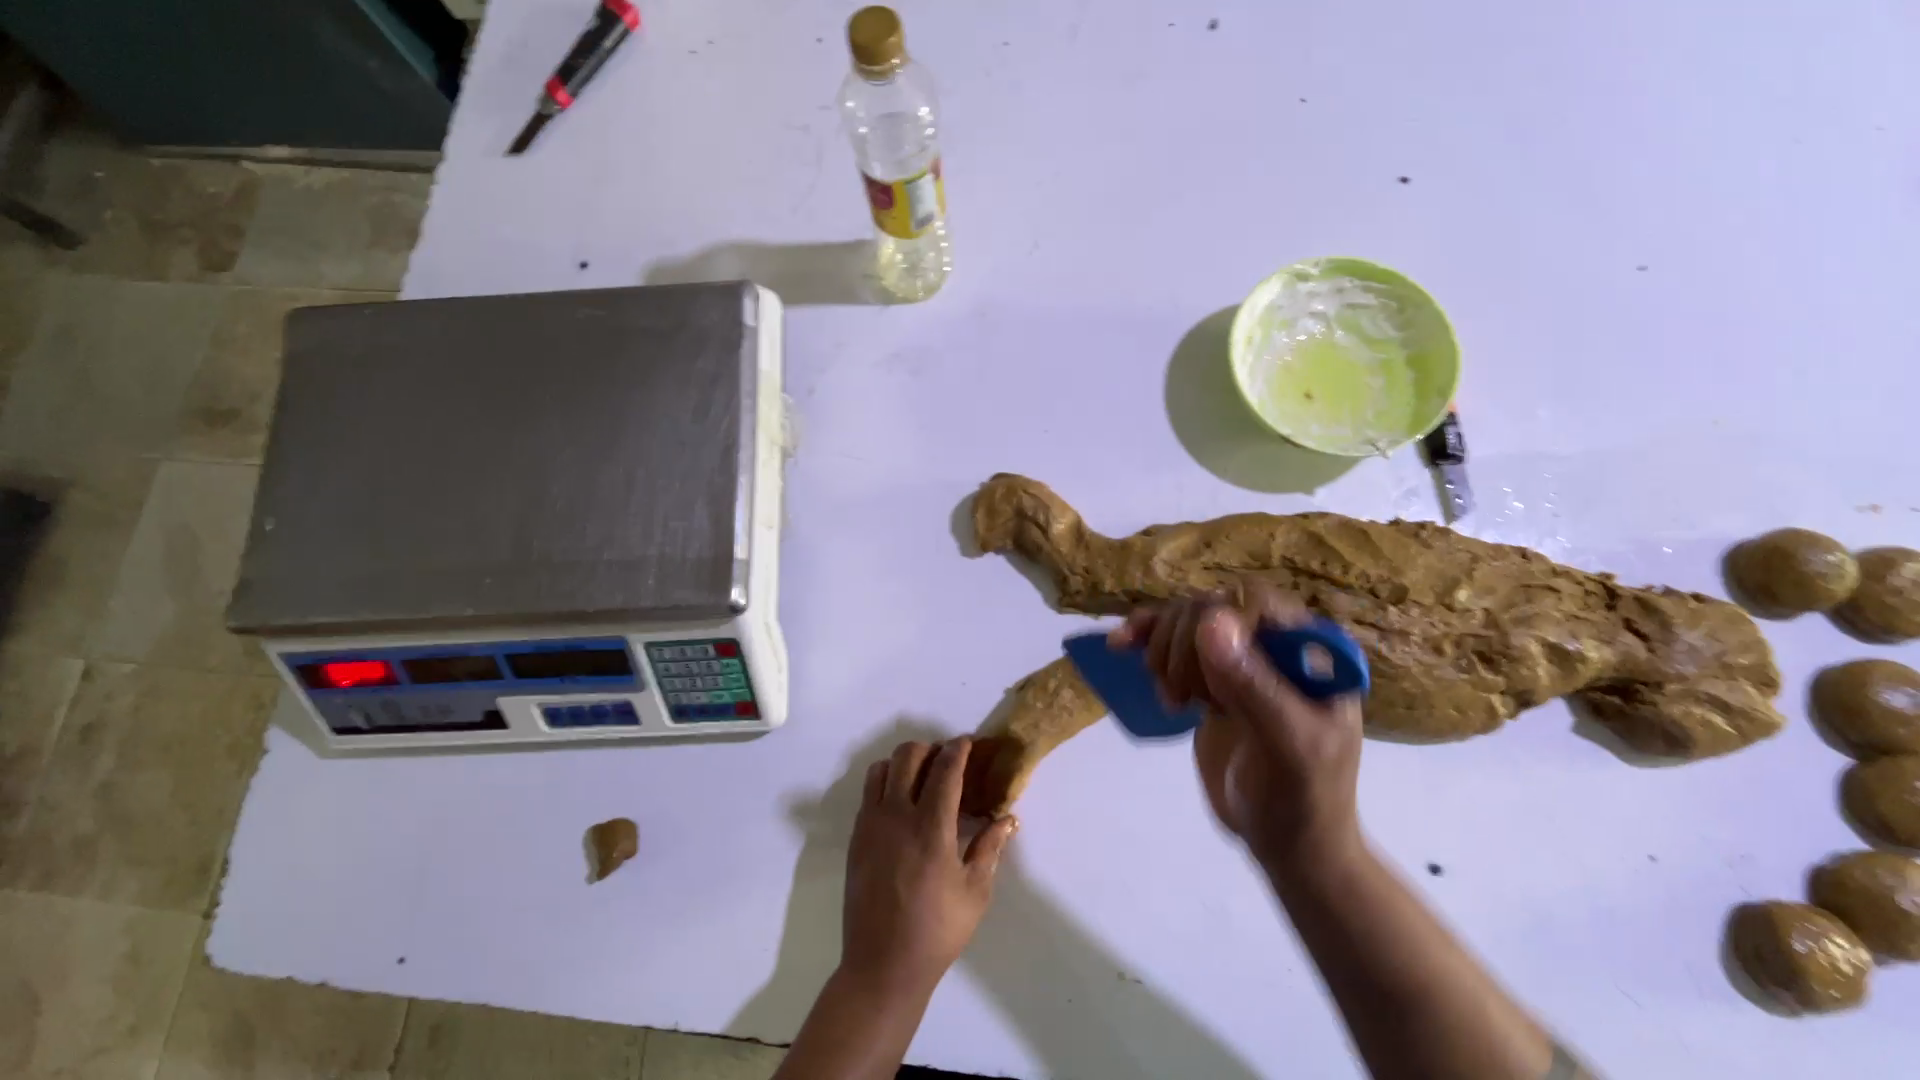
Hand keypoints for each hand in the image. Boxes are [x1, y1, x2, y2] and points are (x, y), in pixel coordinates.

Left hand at [841, 738, 1017, 993]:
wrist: (883, 964)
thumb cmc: (937, 931)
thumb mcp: (975, 891)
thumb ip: (990, 847)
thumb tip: (1008, 818)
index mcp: (930, 827)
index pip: (945, 769)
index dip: (958, 749)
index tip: (969, 742)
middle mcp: (896, 815)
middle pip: (908, 756)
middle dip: (931, 749)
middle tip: (948, 762)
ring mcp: (870, 825)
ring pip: (882, 768)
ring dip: (904, 763)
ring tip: (923, 779)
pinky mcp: (855, 838)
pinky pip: (868, 793)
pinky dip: (886, 784)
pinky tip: (902, 806)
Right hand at [1113, 583, 1363, 869]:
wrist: (1289, 844)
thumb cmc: (1302, 798)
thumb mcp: (1287, 745)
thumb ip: (1254, 684)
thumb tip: (1211, 621)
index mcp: (1308, 650)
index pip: (1252, 602)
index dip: (1214, 622)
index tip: (1197, 669)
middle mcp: (1273, 646)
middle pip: (1210, 608)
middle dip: (1183, 644)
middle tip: (1180, 695)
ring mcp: (1239, 664)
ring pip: (1186, 623)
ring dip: (1163, 649)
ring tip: (1170, 698)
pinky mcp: (1211, 684)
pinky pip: (1174, 648)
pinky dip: (1145, 643)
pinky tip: (1119, 645)